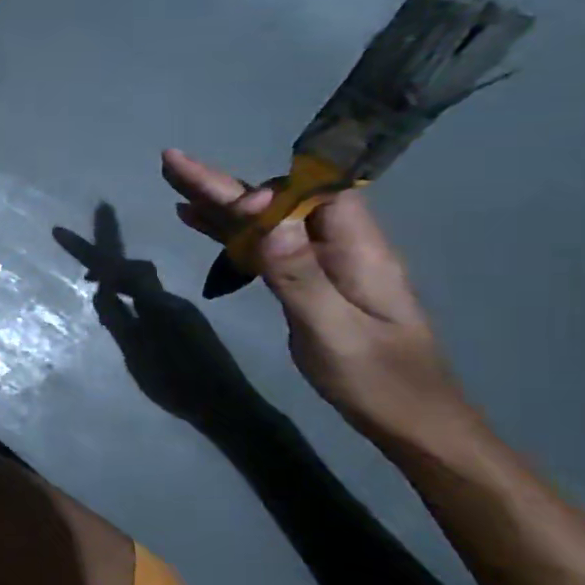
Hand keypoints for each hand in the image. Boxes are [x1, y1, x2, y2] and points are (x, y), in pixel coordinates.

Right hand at [160, 149, 473, 442]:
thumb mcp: (336, 333)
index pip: (313, 194)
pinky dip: (227, 230)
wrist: (412, 423)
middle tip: (173, 162)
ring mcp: (321, 262)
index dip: (270, 192)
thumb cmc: (379, 380)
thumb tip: (268, 224)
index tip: (237, 209)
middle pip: (277, 200)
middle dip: (225, 182)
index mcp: (358, 249)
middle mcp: (338, 245)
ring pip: (264, 220)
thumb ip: (300, 276)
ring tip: (173, 182)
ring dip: (219, 201)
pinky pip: (260, 244)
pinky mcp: (305, 280)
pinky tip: (196, 220)